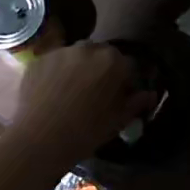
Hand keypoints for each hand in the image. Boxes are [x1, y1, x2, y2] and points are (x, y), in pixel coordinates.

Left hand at [7, 42, 158, 163]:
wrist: (39, 140)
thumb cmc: (85, 133)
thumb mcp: (117, 121)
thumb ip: (136, 103)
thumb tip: (150, 94)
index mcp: (113, 62)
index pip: (128, 65)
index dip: (126, 81)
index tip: (121, 95)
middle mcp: (88, 48)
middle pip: (101, 55)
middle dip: (102, 69)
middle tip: (96, 93)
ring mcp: (61, 52)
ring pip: (77, 56)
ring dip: (79, 68)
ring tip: (72, 92)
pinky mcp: (39, 59)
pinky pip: (55, 62)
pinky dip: (57, 72)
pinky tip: (52, 92)